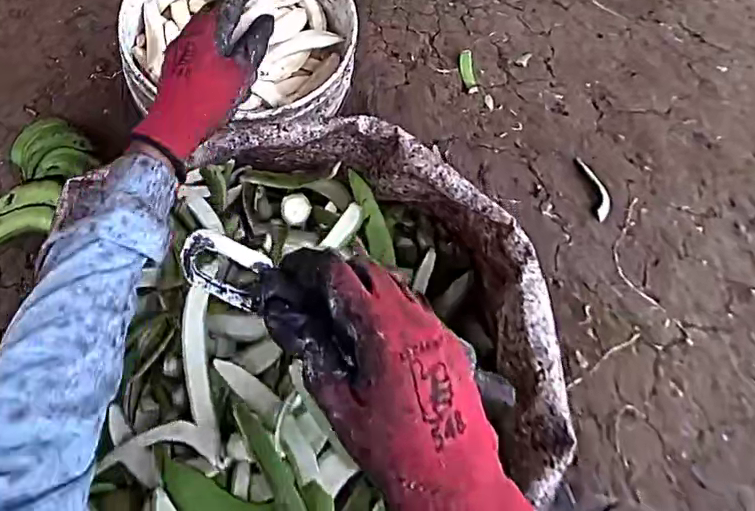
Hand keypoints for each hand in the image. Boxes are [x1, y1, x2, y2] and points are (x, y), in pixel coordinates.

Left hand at [131, 0, 271, 162]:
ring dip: (221, 20)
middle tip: (251, 7)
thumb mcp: (241, 72)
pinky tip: (219, 49)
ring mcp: (179, 44)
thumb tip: (264, 22)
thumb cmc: (208, 99)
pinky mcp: (174, 58)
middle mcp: (190, 31)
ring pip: (203, 23)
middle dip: (233, 3)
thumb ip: (253, 43)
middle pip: (214, 8)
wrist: (173, 124)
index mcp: (209, 29)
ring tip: (238, 29)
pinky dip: (210, 35)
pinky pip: (195, 36)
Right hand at [258, 249, 531, 510]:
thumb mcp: (341, 408)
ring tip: (342, 306)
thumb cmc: (400, 455)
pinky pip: (415, 306)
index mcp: (382, 331)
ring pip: (394, 283)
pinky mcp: (452, 345)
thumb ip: (316, 360)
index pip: (338, 273)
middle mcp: (413, 321)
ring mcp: (436, 330)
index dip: (309, 267)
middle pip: (367, 268)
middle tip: (313, 287)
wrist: (462, 490)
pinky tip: (376, 329)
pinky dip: (390, 304)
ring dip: (365, 284)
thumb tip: (297, 327)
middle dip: (336, 271)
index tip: (292, 270)